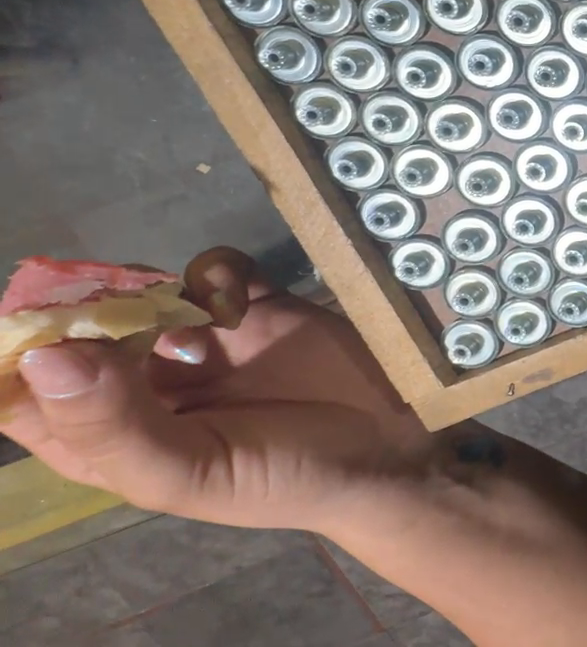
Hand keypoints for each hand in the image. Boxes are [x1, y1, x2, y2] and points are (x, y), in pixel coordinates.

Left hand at [0, 247, 431, 533]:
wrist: (389, 449)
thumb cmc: (281, 478)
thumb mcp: (186, 472)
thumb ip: (112, 423)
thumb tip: (46, 356)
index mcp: (106, 435)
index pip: (24, 390)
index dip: (20, 357)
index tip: (45, 333)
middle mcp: (147, 383)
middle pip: (85, 330)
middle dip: (91, 310)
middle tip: (124, 308)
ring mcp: (210, 342)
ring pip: (148, 294)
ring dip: (153, 288)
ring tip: (189, 309)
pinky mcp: (267, 311)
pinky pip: (224, 274)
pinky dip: (219, 271)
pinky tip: (238, 295)